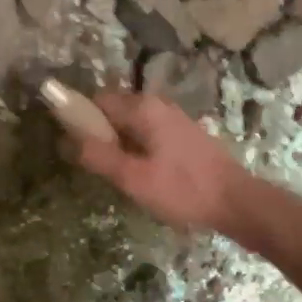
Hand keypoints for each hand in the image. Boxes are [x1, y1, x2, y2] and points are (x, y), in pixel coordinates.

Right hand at [75, 90, 249, 231]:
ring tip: (122, 174)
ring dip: (119, 143)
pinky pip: (147, 132)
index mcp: (143, 108)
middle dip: (100, 133)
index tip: (76, 146)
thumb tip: (65, 141)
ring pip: (131, 123)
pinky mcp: (184, 133)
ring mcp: (173, 117)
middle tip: (101, 167)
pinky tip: (144, 174)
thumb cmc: (182, 189)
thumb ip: (97, 156)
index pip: (97, 100)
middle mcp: (158, 104)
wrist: (236, 201)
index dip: (80, 119)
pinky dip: (137, 147)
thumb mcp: (133, 178)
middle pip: (114, 109)